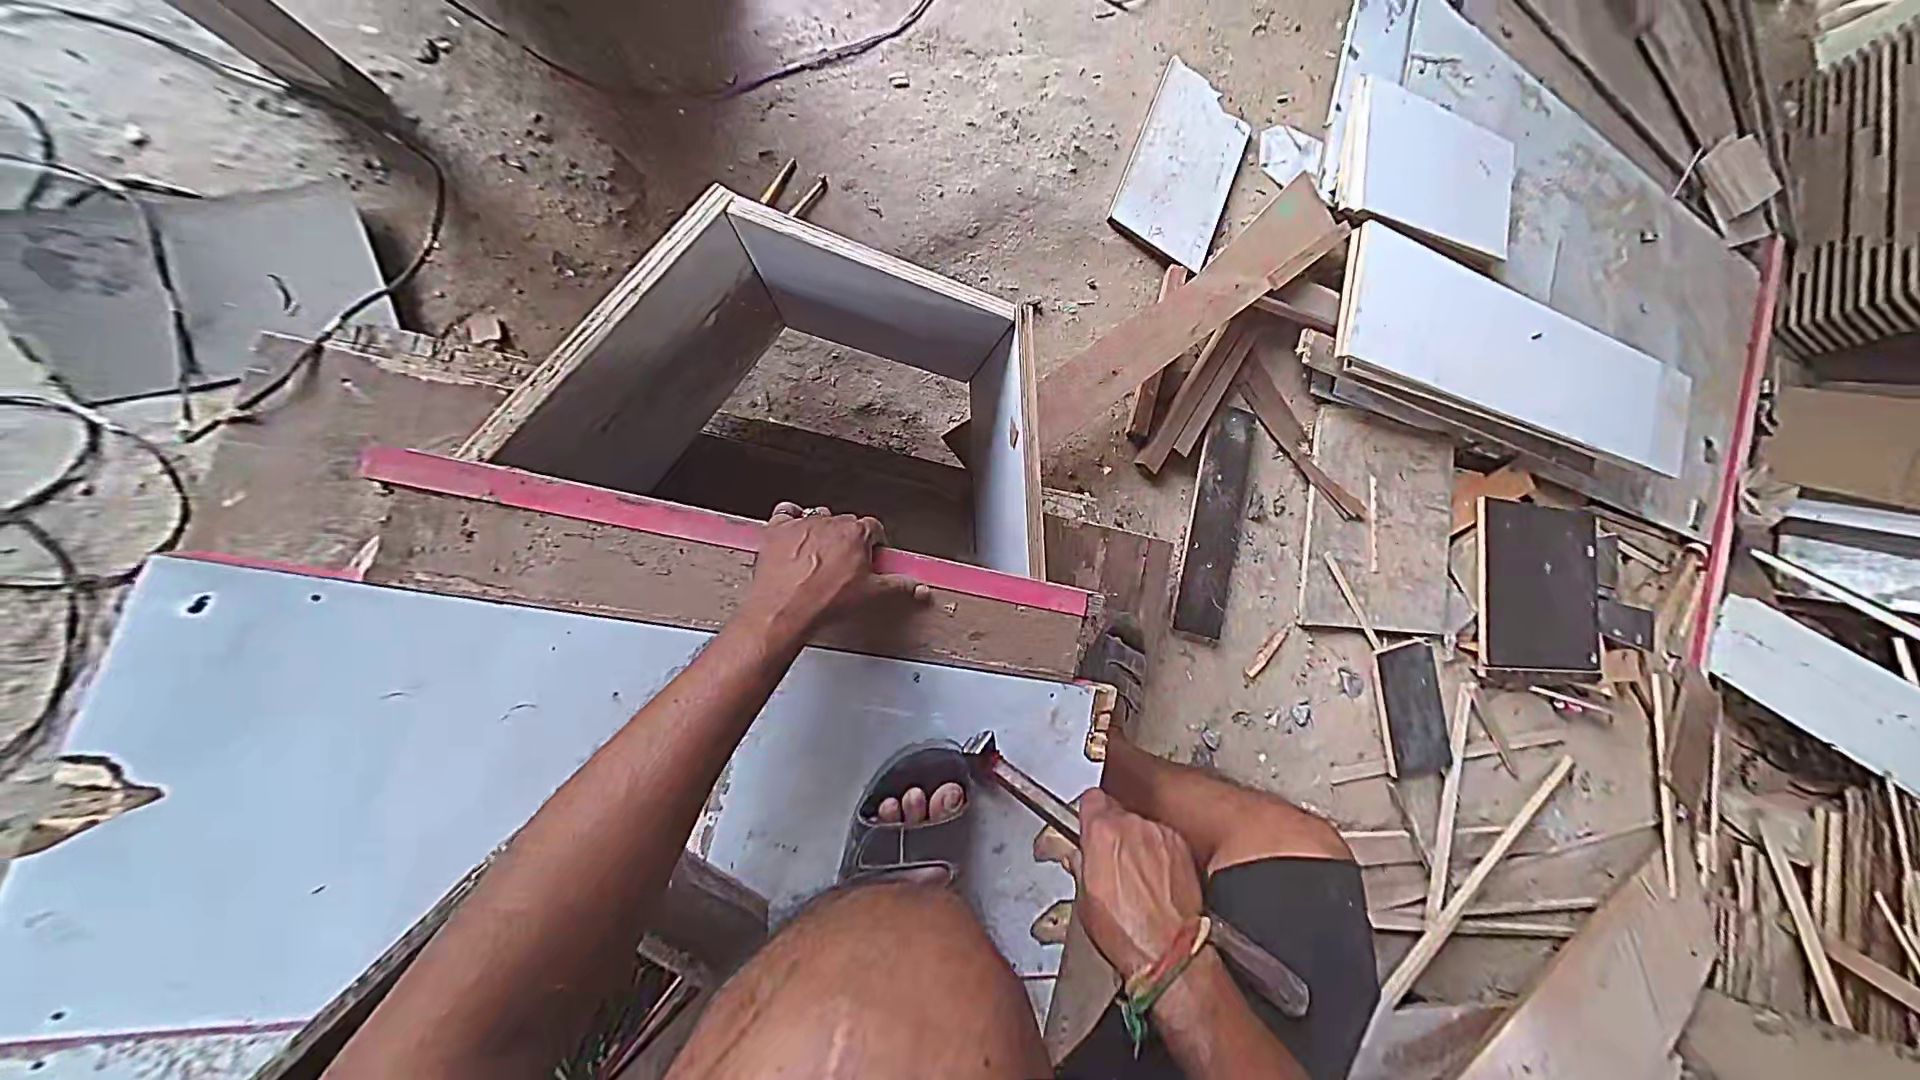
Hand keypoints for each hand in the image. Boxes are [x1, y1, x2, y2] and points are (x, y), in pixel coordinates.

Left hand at [739, 503, 928, 640]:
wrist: (784, 609)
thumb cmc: (823, 600)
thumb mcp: (871, 594)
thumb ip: (898, 586)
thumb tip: (916, 587)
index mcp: (855, 533)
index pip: (873, 527)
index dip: (875, 541)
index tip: (873, 552)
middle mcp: (829, 523)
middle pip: (846, 523)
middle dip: (849, 539)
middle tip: (848, 560)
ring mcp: (802, 524)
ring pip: (818, 517)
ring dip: (822, 530)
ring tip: (821, 552)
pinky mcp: (778, 530)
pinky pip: (786, 513)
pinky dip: (791, 518)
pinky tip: (794, 531)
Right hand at [1071, 788, 1203, 981]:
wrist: (1169, 952)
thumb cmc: (1126, 931)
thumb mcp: (1084, 898)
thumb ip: (1078, 863)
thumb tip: (1077, 855)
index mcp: (1101, 832)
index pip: (1090, 799)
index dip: (1088, 814)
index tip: (1088, 826)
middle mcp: (1132, 825)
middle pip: (1117, 812)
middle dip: (1112, 832)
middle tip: (1109, 859)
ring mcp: (1159, 834)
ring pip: (1140, 826)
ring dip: (1135, 842)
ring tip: (1135, 876)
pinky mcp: (1180, 847)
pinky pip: (1162, 839)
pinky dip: (1157, 853)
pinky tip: (1154, 880)